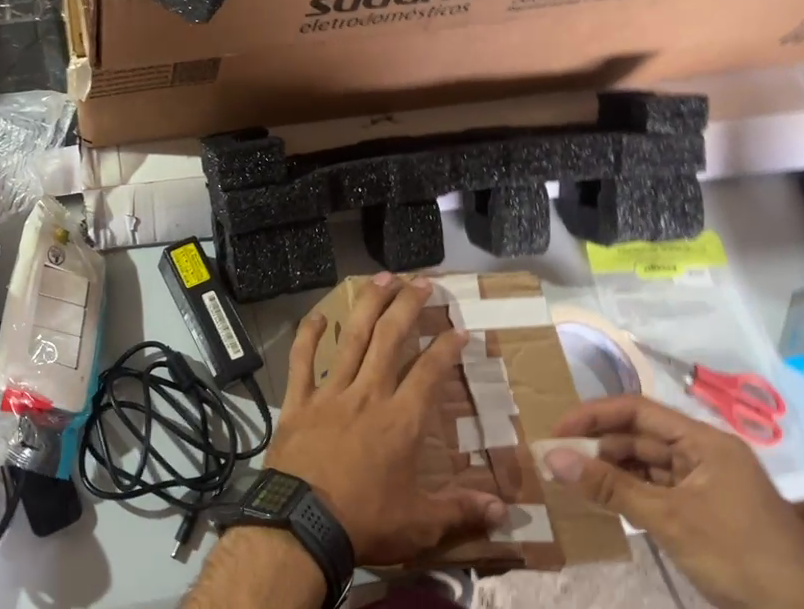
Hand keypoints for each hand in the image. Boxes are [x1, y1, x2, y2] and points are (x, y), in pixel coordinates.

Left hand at [268, 272, 506, 564]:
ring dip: (367, 306)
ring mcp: (329, 393)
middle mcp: (367, 395)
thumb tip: (505, 510)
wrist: (301, 522)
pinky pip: (302, 361)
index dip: (446, 348)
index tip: (460, 329)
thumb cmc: (365, 522)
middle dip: (407, 306)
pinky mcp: (298, 401)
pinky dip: (308, 336)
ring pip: (351, 339)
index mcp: (401, 421)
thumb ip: (461, 510)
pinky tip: (317, 316)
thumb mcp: (421, 524)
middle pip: (389, 339)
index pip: (429, 373)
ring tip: (381, 279)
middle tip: (421, 282)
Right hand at [544, 396, 803, 608]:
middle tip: (557, 461)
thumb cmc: (739, 556)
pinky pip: (661, 491)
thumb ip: (609, 486)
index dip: (593, 416)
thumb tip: (551, 457)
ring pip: (648, 465)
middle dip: (598, 446)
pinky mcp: (711, 514)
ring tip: (573, 481)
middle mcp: (708, 455)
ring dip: (612, 471)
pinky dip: (632, 493)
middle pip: (641, 436)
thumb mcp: (668, 520)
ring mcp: (711, 485)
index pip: (637, 410)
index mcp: (706, 443)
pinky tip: (606, 502)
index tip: (556, 431)